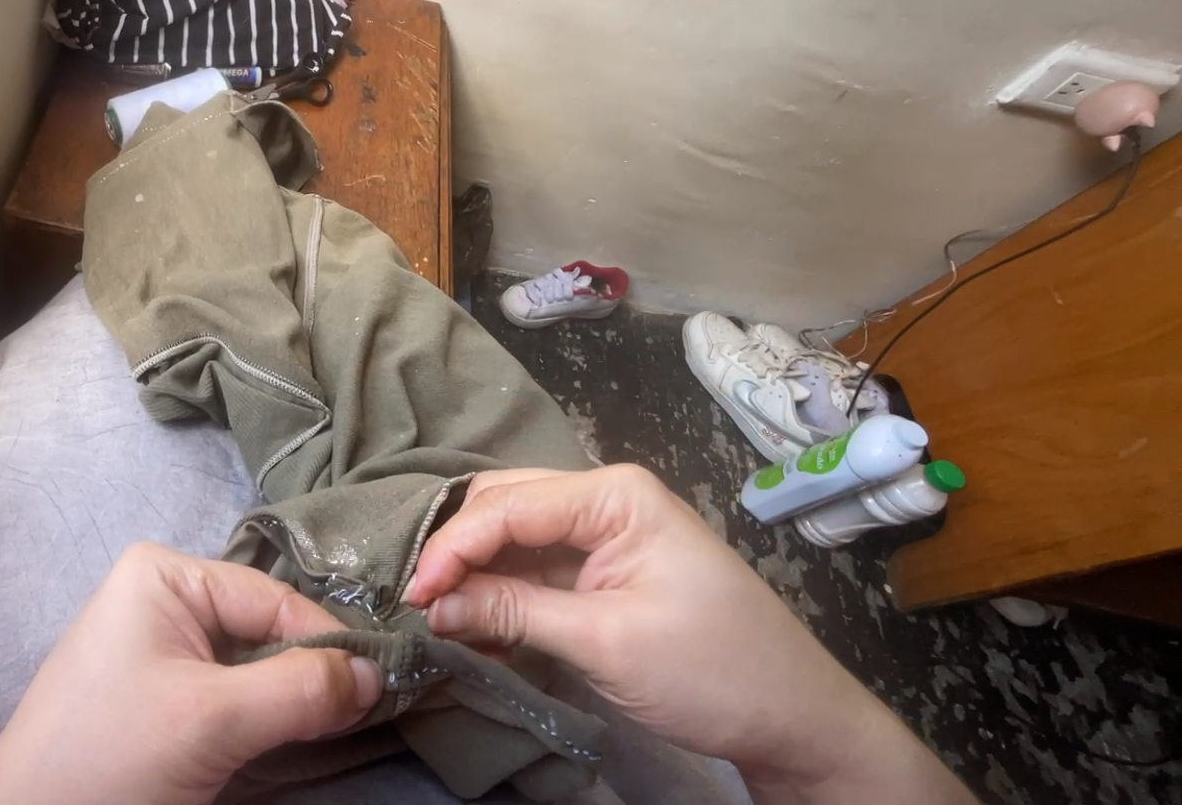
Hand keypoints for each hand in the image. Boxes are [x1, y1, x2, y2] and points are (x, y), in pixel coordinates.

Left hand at [0, 543, 381, 804]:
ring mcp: (161, 642)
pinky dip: (266, 711)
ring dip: (293, 693)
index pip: (268, 597)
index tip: (384, 680)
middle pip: (261, 625)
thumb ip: (299, 690)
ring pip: (250, 660)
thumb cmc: (111, 756)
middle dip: (311, 667)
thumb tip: (377, 673)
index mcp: (165, 572)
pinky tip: (296, 729)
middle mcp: (164, 594)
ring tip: (341, 719)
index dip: (327, 638)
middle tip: (369, 705)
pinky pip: (230, 687)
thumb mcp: (211, 719)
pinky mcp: (161, 689)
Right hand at [402, 465, 972, 803]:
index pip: (508, 507)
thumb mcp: (606, 642)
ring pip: (511, 533)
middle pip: (503, 506)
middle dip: (458, 551)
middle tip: (420, 599)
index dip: (453, 547)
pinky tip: (477, 622)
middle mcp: (601, 497)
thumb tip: (431, 606)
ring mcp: (601, 530)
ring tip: (441, 613)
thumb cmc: (715, 674)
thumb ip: (512, 612)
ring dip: (475, 572)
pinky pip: (533, 565)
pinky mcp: (600, 565)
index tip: (415, 593)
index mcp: (611, 494)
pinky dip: (500, 591)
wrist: (806, 728)